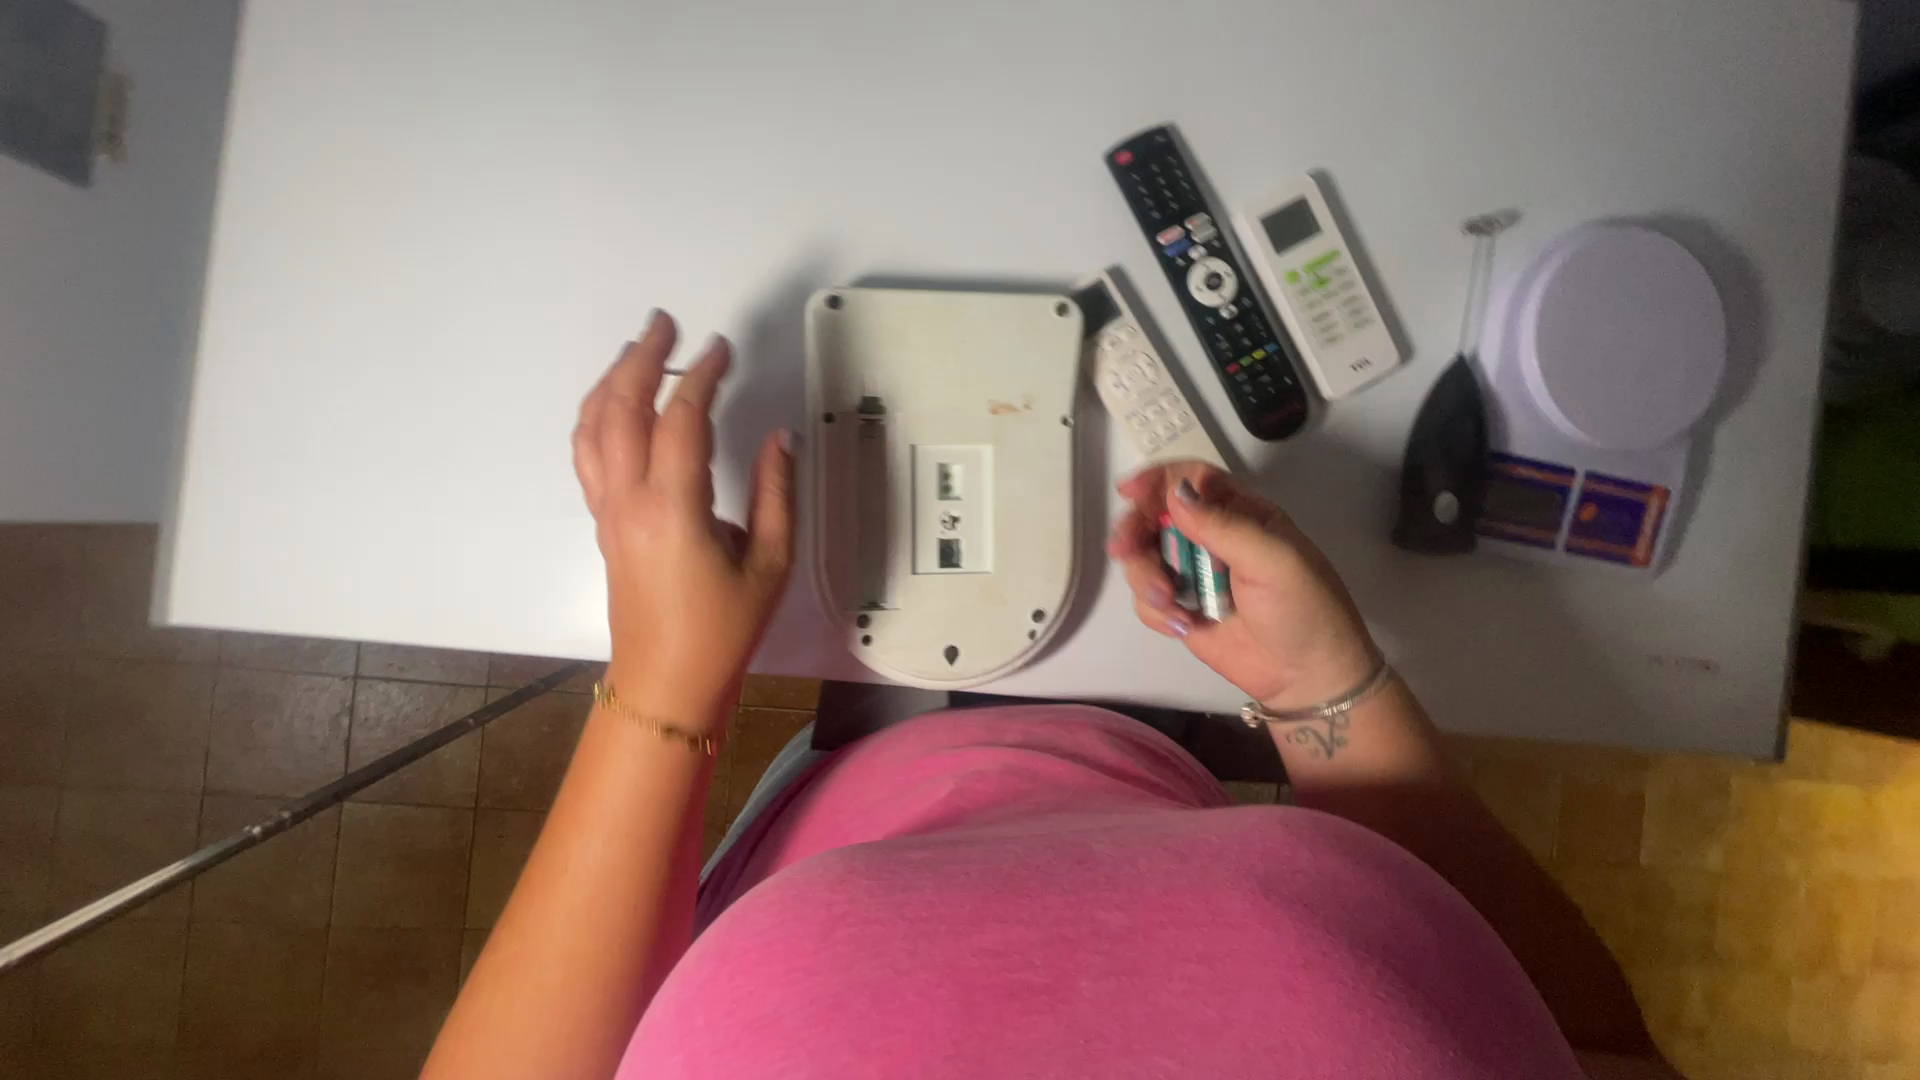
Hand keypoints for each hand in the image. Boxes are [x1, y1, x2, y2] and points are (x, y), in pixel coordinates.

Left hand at [572, 312, 794, 727]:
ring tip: (638, 351)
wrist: (667, 680)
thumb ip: (777, 494)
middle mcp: (630, 500)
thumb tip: (781, 438)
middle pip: (623, 409)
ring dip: (613, 380)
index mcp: (675, 508)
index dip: (703, 376)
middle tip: (665, 323)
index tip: (722, 347)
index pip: (684, 421)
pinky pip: (588, 454)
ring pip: (593, 427)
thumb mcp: (771, 563)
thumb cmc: (724, 627)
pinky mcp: (603, 523)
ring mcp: (608, 510)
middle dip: (643, 359)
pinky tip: (615, 405)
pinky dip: (597, 415)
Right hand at [1109, 461, 1377, 710]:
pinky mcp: (1180, 608)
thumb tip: (1176, 492)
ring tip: (1169, 603)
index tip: (1130, 493)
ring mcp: (1192, 573)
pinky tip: (1183, 625)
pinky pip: (1147, 598)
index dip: (1158, 480)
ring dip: (1145, 577)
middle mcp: (1211, 537)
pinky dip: (1155, 610)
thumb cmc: (1304, 610)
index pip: (1192, 480)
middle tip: (1124, 550)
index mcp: (1241, 513)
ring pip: (1143, 557)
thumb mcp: (1273, 560)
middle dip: (1135, 530)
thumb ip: (1223, 525)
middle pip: (1154, 516)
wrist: (1306, 679)